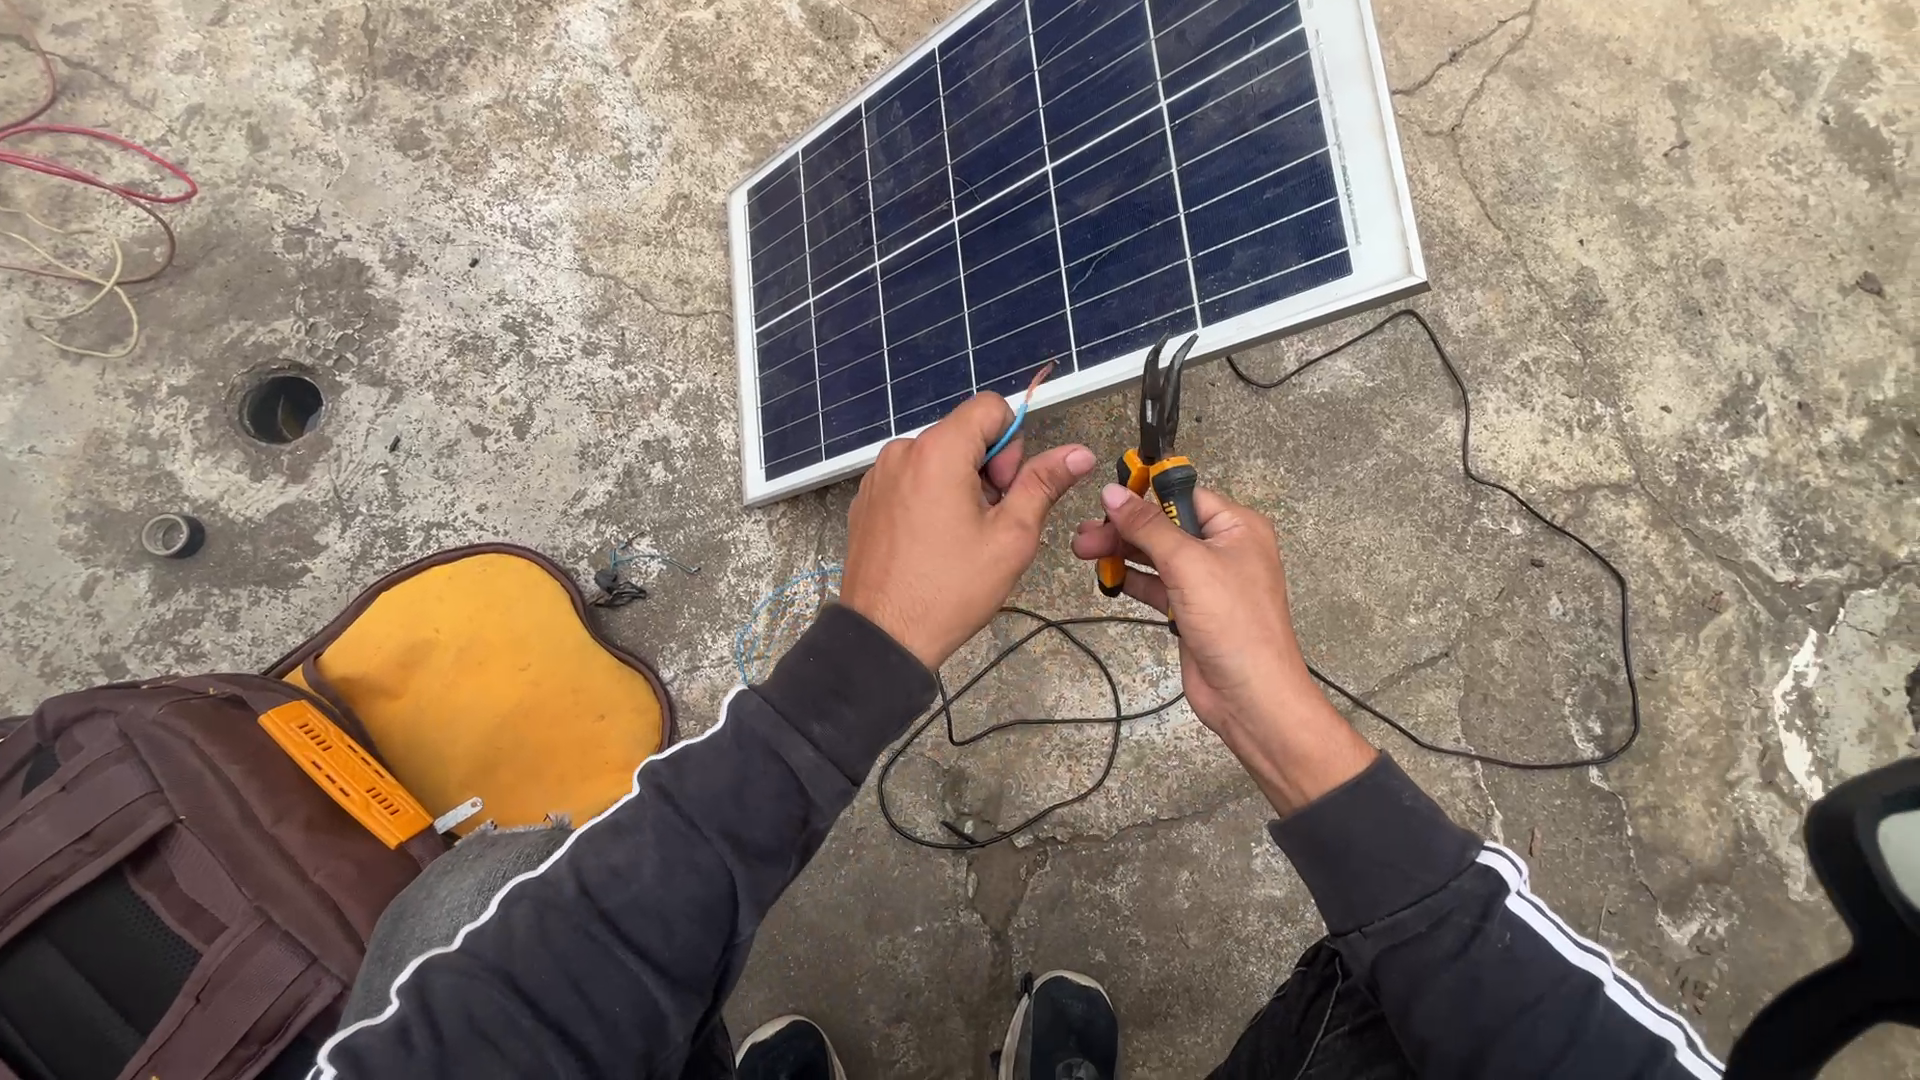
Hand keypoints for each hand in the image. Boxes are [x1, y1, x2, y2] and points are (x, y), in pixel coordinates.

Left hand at [842, 394, 1097, 670]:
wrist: (883, 636)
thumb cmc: (950, 590)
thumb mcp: (1011, 537)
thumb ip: (1044, 484)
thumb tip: (1079, 454)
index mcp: (937, 451)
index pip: (989, 407)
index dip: (1011, 443)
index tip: (1005, 490)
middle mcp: (901, 451)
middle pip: (962, 433)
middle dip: (986, 468)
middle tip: (987, 522)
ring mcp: (877, 476)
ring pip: (936, 458)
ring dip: (958, 485)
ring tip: (959, 537)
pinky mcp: (866, 499)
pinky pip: (910, 479)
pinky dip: (928, 498)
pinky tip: (931, 542)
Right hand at [1070, 484, 1375, 812]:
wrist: (1249, 695)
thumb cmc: (1235, 625)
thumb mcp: (1188, 564)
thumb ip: (1148, 526)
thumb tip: (1113, 492)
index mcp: (1237, 528)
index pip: (1185, 497)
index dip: (1146, 497)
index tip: (1108, 499)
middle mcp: (1224, 550)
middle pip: (1165, 526)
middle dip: (1125, 529)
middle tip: (1086, 535)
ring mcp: (1206, 582)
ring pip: (1156, 556)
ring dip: (1122, 553)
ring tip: (1084, 551)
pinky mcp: (1190, 610)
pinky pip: (1156, 585)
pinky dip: (1132, 579)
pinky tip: (1108, 577)